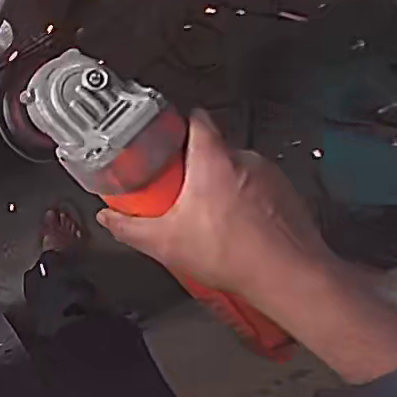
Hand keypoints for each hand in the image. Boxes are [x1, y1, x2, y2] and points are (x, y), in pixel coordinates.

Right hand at [99, 111, 396, 384]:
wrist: (287, 276)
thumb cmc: (234, 254)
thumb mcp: (163, 242)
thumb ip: (129, 227)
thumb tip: (109, 219)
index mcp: (213, 160)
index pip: (196, 119)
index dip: (177, 125)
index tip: (162, 140)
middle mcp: (245, 160)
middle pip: (210, 149)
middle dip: (190, 168)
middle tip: (173, 192)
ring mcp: (269, 176)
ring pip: (234, 170)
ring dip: (217, 187)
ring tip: (202, 217)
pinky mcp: (286, 195)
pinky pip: (255, 189)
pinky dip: (240, 202)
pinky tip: (229, 229)